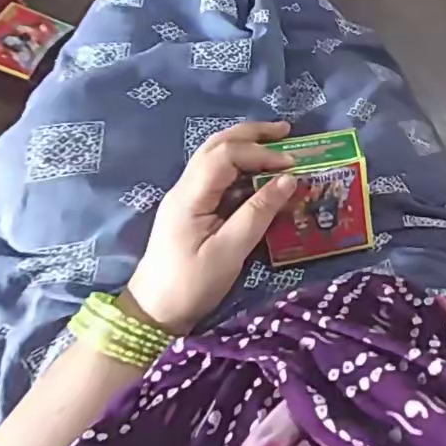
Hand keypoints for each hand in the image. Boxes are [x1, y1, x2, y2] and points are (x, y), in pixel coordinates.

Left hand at [124, 120, 298, 332]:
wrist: (153, 313)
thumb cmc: (191, 285)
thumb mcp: (229, 252)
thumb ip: (258, 213)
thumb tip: (289, 180)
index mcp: (190, 196)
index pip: (226, 155)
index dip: (261, 153)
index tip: (292, 164)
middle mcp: (185, 187)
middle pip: (217, 144)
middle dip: (252, 134)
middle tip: (287, 131)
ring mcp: (187, 196)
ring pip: (215, 156)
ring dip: (246, 145)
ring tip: (278, 143)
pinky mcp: (193, 208)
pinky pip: (218, 175)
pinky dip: (242, 165)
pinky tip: (261, 171)